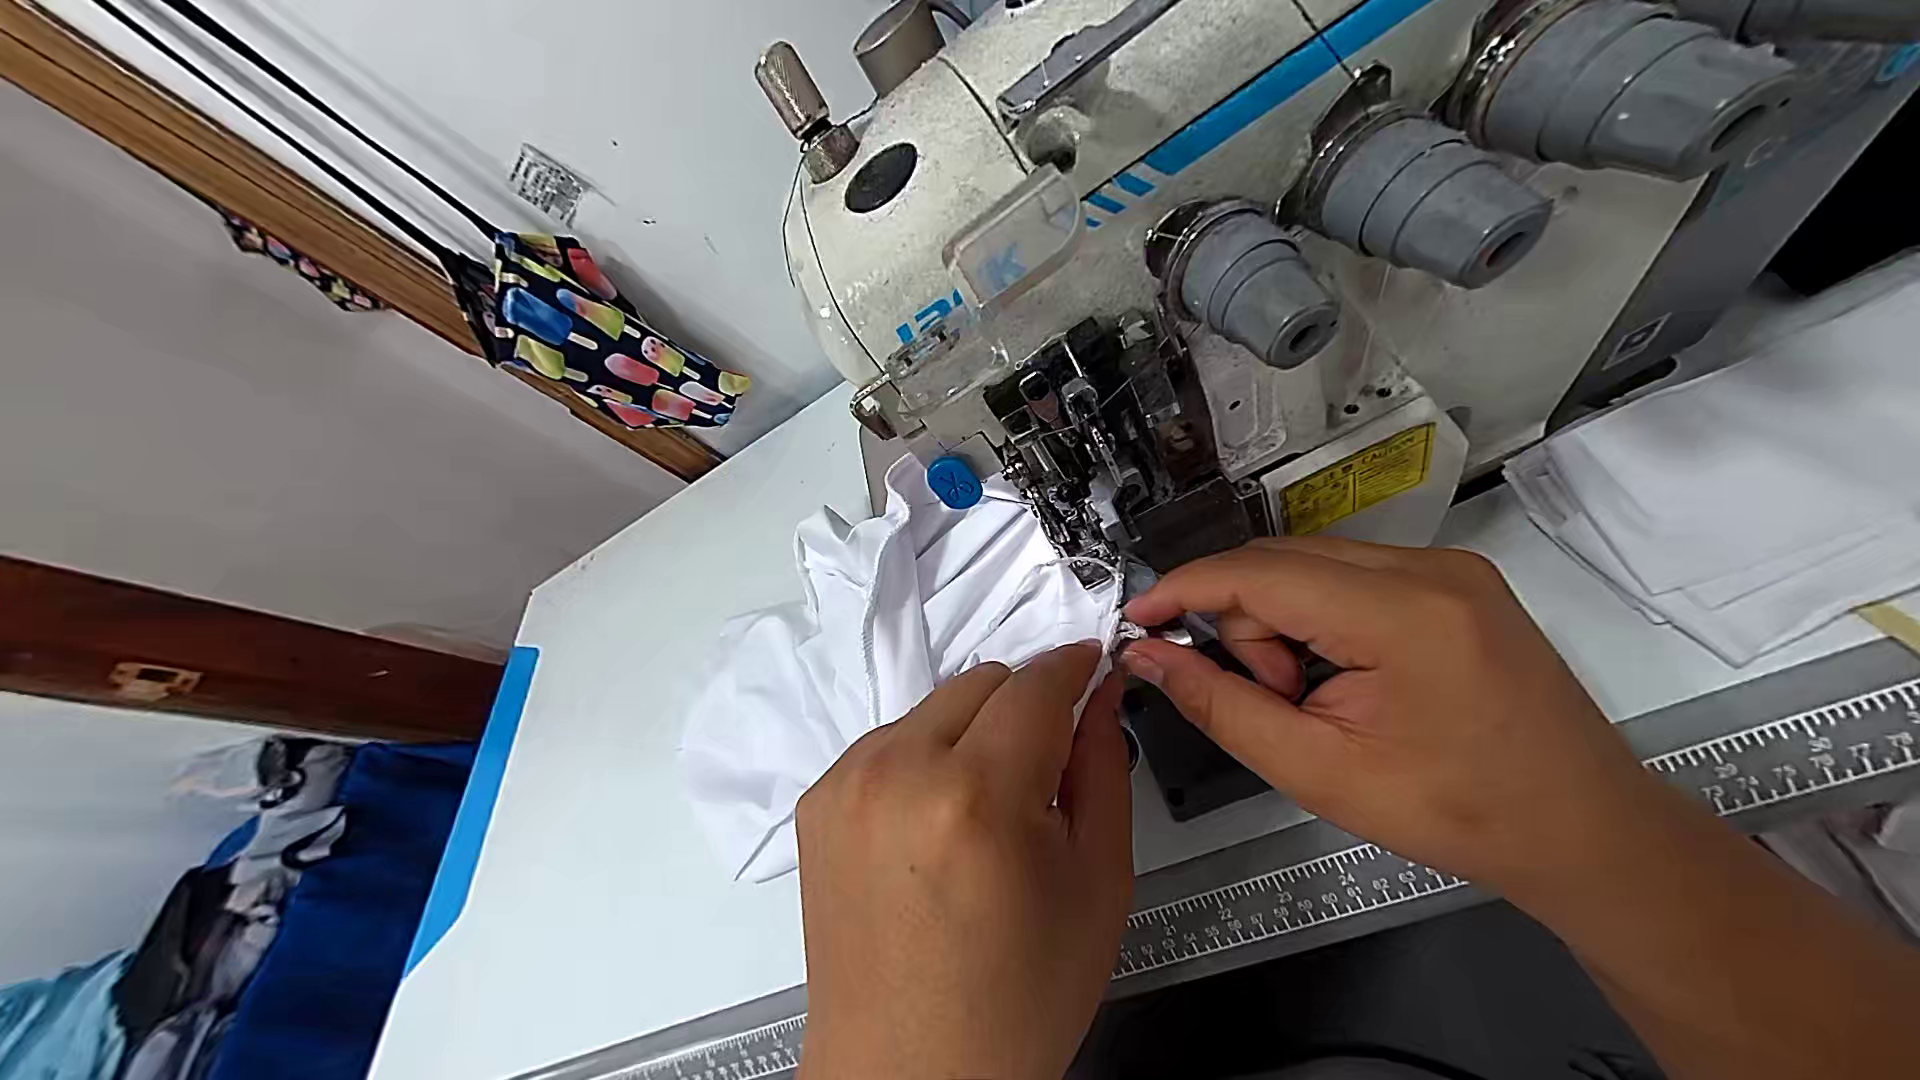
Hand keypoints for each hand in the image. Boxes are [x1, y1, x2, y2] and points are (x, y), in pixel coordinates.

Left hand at [795, 643, 1132, 1079]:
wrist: (909, 1073)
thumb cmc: (1017, 994)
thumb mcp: (1097, 880)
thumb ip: (1102, 766)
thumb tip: (1098, 696)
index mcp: (976, 796)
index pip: (1034, 685)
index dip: (1071, 667)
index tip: (1091, 664)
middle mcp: (899, 772)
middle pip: (983, 681)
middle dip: (1023, 707)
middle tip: (1039, 768)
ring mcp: (848, 781)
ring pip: (937, 705)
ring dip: (971, 733)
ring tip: (982, 806)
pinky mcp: (820, 796)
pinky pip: (893, 739)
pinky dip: (925, 757)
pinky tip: (934, 822)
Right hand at [1122, 537, 1677, 896]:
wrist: (1583, 830)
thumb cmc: (1456, 811)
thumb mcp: (1314, 769)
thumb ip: (1217, 703)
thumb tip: (1149, 656)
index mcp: (1402, 615)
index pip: (1256, 573)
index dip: (1183, 589)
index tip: (1138, 617)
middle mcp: (1427, 568)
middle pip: (1274, 562)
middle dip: (1241, 622)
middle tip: (1268, 692)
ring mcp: (1443, 566)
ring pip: (1301, 564)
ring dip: (1276, 621)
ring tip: (1309, 691)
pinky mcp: (1446, 577)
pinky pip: (1338, 573)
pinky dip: (1310, 616)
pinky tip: (1334, 669)